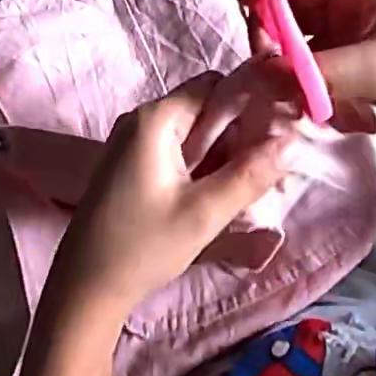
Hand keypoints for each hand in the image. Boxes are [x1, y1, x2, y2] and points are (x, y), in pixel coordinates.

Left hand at [42, 70, 295, 324]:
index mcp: (156, 118)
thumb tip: (291, 141)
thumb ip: (250, 174)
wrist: (83, 290)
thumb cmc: (142, 247)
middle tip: (265, 166)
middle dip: (239, 133)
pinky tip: (217, 192)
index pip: (215, 85)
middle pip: (206, 106)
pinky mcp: (132, 163)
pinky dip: (202, 163)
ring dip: (222, 151)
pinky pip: (178, 148)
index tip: (279, 128)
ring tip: (245, 184)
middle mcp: (142, 120)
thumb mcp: (204, 213)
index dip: (251, 100)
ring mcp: (134, 141)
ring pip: (195, 130)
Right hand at [257, 0, 375, 134]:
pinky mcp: (340, 44)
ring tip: (276, 75)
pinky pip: (302, 44)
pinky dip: (291, 61)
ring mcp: (342, 17)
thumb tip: (260, 70)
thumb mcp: (372, 70)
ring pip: (291, 18)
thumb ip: (313, 70)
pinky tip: (291, 83)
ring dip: (277, 43)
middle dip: (269, 17)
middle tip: (262, 53)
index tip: (250, 4)